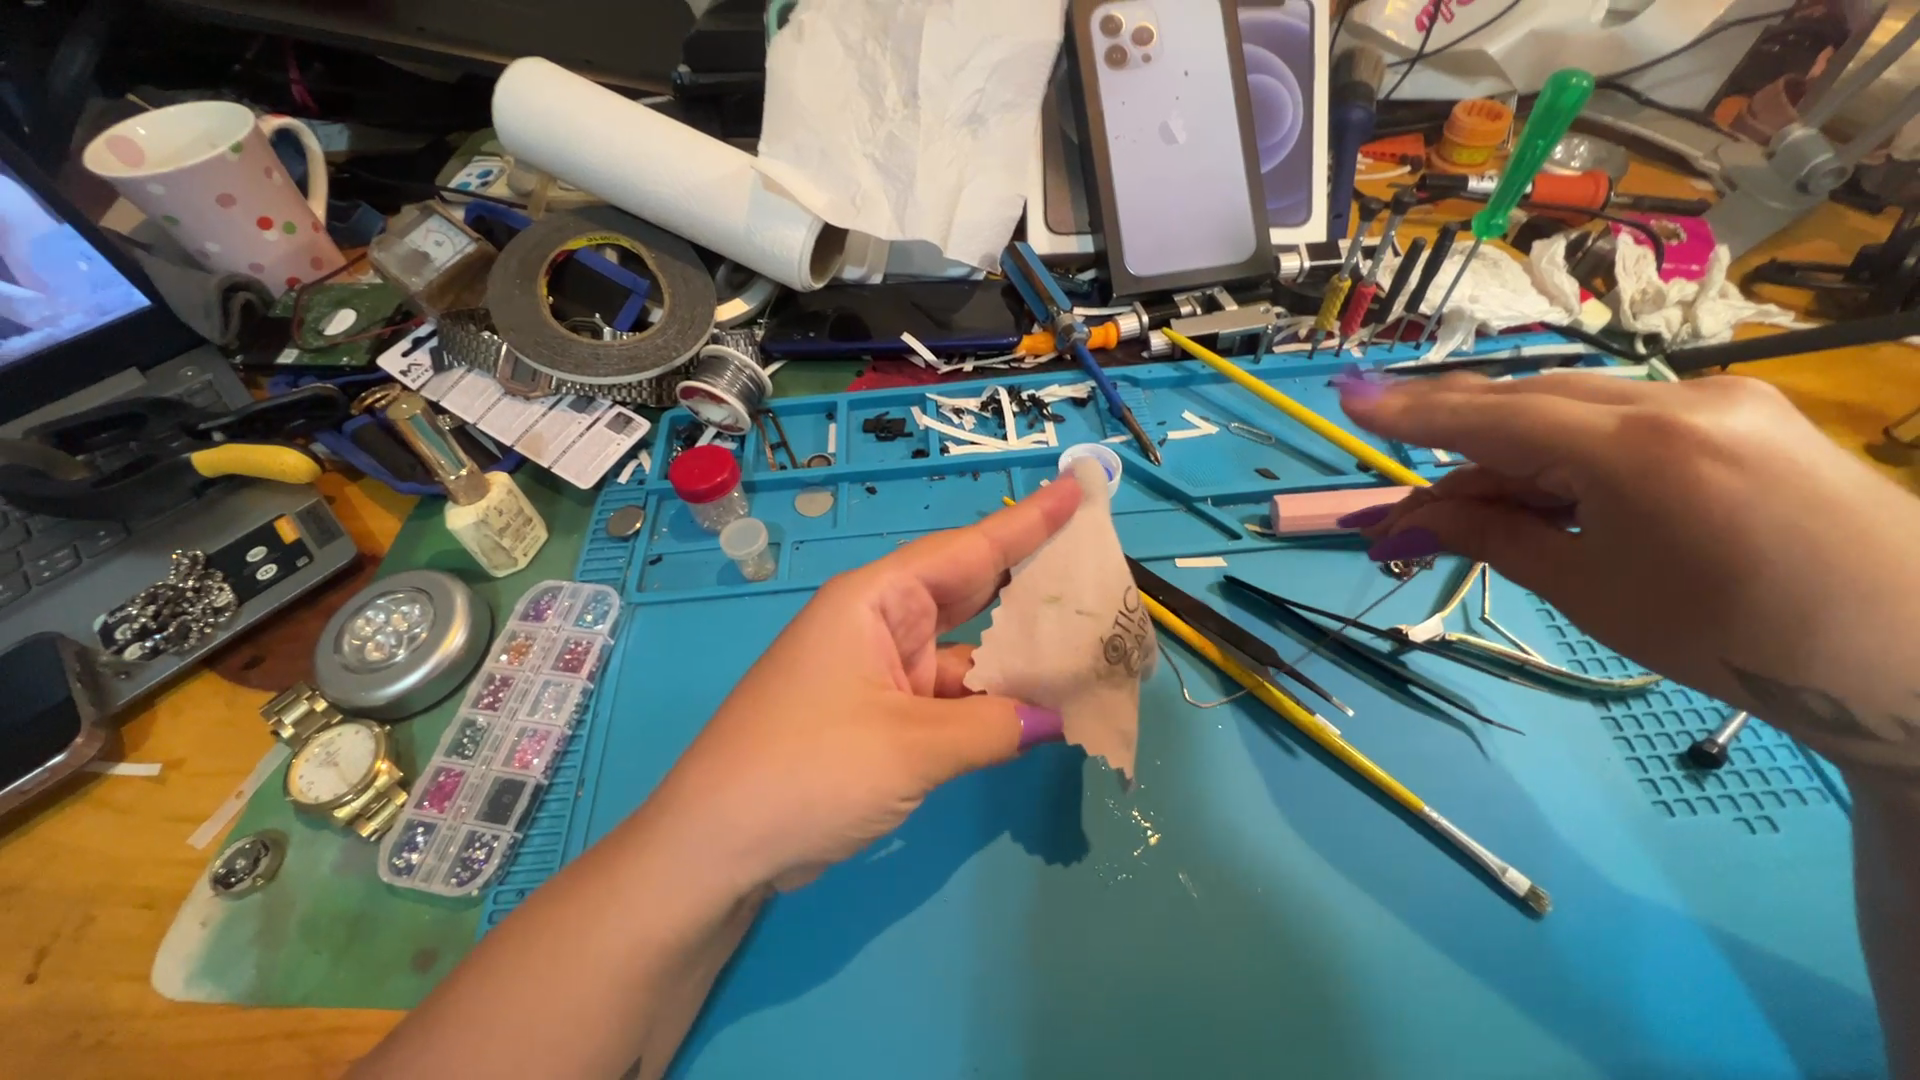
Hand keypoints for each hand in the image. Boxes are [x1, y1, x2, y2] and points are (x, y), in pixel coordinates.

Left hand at [638, 478, 1078, 895]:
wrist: (718, 847)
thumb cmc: (806, 771)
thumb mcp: (908, 747)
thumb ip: (992, 727)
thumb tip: (1057, 720)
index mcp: (877, 600)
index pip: (968, 547)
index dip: (1030, 520)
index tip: (1078, 489)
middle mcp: (883, 625)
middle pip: (974, 593)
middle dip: (1036, 586)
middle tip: (1104, 573)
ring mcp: (885, 673)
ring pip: (970, 653)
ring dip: (1022, 659)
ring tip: (1095, 650)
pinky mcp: (886, 717)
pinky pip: (954, 697)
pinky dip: (995, 704)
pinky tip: (1044, 710)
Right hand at [1331, 370, 1919, 750]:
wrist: (1916, 657)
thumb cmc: (1739, 640)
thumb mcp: (1592, 592)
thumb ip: (1494, 537)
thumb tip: (1411, 521)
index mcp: (1638, 449)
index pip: (1493, 419)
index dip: (1412, 413)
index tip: (1348, 398)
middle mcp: (1680, 401)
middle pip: (1527, 406)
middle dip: (1453, 444)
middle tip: (1400, 493)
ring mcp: (1720, 401)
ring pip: (1573, 412)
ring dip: (1509, 457)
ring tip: (1470, 512)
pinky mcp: (1742, 416)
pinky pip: (1620, 421)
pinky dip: (1564, 455)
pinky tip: (1545, 493)